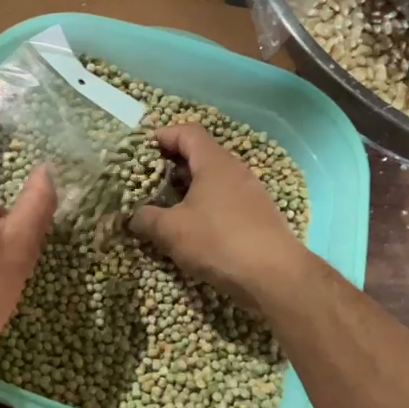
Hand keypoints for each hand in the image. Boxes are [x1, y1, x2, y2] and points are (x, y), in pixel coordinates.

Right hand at [129, 123, 308, 307]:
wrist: (275, 275)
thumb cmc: (218, 241)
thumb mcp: (171, 230)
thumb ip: (146, 218)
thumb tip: (133, 216)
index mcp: (214, 162)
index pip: (187, 132)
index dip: (163, 135)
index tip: (142, 149)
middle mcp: (235, 170)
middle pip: (200, 154)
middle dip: (172, 165)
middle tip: (148, 181)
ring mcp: (250, 193)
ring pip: (213, 179)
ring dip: (188, 188)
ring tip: (166, 207)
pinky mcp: (257, 216)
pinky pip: (225, 199)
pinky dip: (204, 205)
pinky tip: (192, 229)